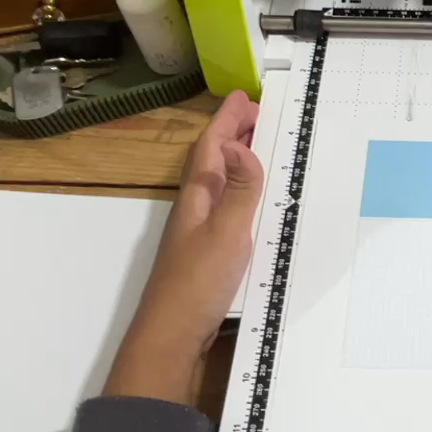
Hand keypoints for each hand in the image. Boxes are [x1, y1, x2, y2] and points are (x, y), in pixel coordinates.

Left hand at [104, 90, 263, 403]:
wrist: (173, 334)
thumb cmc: (198, 281)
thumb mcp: (227, 231)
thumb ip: (240, 189)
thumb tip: (242, 144)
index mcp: (198, 196)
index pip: (212, 147)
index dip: (227, 120)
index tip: (245, 97)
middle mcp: (196, 206)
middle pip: (214, 159)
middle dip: (233, 132)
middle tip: (257, 113)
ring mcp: (201, 227)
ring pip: (221, 179)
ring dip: (239, 157)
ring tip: (259, 143)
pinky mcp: (210, 248)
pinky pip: (229, 202)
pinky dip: (243, 187)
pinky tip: (254, 196)